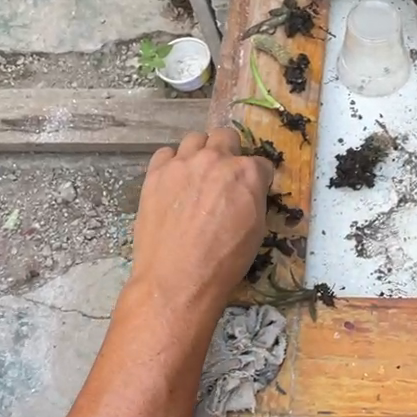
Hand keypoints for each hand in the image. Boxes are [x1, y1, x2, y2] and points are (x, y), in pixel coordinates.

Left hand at [129, 129, 274, 314]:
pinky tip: (174, 182)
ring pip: (195, 139)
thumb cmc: (225, 261)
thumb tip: (249, 190)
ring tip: (197, 176)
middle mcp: (216, 159)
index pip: (260, 163)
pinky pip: (166, 153)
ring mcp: (183, 163)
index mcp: (247, 173)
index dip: (258, 178)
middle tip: (224, 177)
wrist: (177, 279)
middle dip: (229, 153)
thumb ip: (254, 198)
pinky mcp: (156, 173)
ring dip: (201, 153)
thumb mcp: (256, 230)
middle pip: (226, 137)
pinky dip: (173, 163)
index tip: (252, 190)